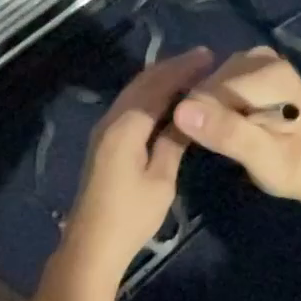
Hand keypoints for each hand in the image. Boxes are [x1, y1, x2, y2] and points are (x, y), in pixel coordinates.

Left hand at [64, 47, 214, 282]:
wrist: (92, 244)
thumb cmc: (131, 216)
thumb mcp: (161, 180)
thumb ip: (174, 142)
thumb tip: (191, 114)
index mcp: (125, 127)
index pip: (156, 86)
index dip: (182, 69)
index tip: (208, 56)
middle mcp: (111, 120)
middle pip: (142, 83)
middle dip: (171, 68)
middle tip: (203, 58)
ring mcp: (104, 130)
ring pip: (134, 93)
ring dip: (160, 79)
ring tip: (190, 72)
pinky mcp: (104, 142)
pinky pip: (130, 106)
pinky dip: (150, 95)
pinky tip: (167, 99)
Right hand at [170, 47, 300, 211]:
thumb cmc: (298, 170)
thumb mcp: (264, 160)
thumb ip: (226, 133)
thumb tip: (180, 111)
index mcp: (268, 74)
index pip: (205, 93)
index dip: (199, 123)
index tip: (216, 150)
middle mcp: (260, 57)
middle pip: (206, 85)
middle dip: (205, 116)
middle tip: (228, 146)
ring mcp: (257, 58)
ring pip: (208, 84)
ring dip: (210, 111)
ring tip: (232, 137)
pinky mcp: (254, 66)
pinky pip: (218, 82)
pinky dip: (217, 104)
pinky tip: (233, 123)